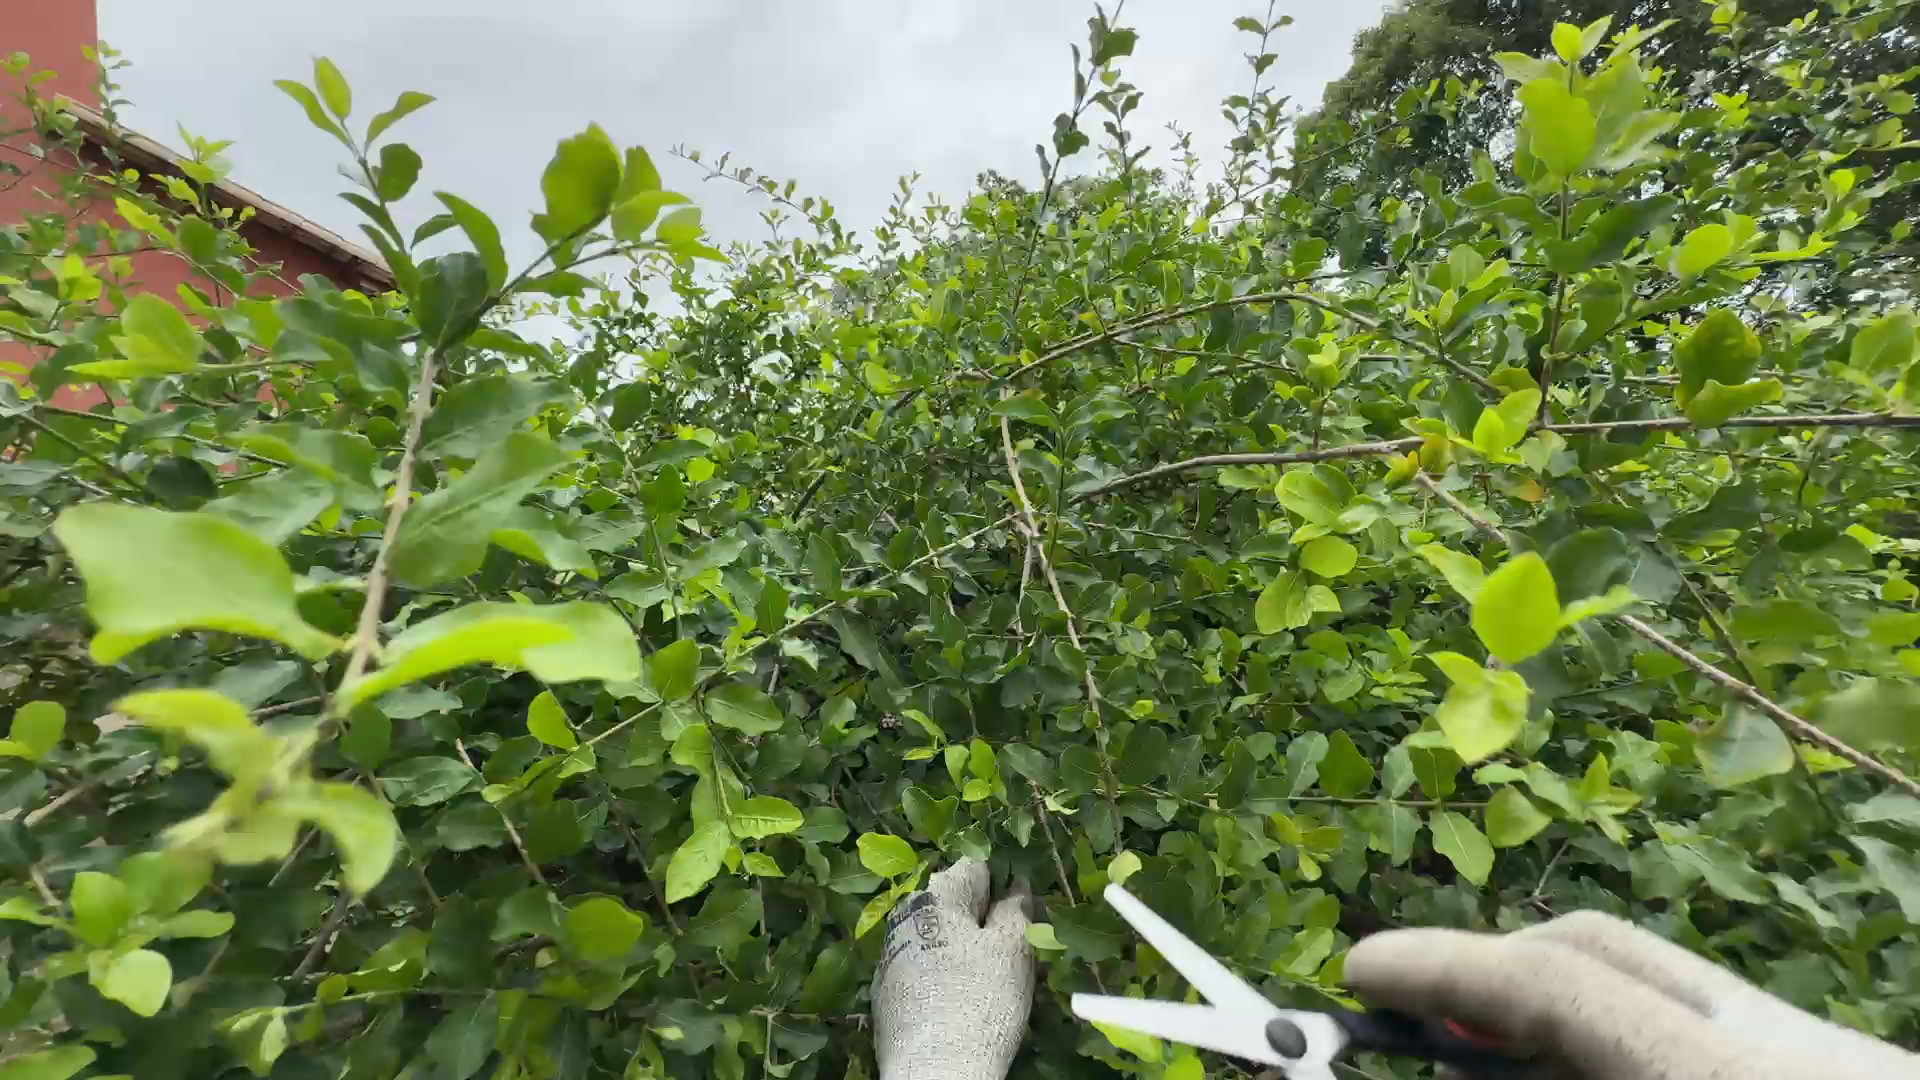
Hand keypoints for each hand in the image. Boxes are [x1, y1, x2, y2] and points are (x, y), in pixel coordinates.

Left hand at [872, 858, 1033, 1079]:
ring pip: (936, 934)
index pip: (978, 868)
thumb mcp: (1012, 949)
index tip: (1020, 917)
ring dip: (959, 947)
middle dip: (981, 920)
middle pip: (955, 902)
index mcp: (937, 892)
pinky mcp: (885, 989)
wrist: (932, 1074)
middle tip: (1007, 953)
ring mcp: (891, 952)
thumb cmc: (979, 1001)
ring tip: (983, 980)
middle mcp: (907, 912)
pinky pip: (921, 966)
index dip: (1004, 888)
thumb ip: (1016, 908)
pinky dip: (938, 974)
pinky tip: (955, 1000)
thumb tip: (1016, 884)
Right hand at [1344, 910, 1916, 1079]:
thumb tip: (1442, 1055)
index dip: (1437, 969)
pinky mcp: (1845, 1067)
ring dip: (1546, 1012)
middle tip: (1423, 1027)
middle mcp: (1803, 1056)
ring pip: (1642, 977)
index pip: (1557, 987)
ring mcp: (1834, 1055)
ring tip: (1508, 1065)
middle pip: (1593, 952)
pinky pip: (1691, 1016)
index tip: (1361, 974)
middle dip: (1486, 978)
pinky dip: (1613, 1040)